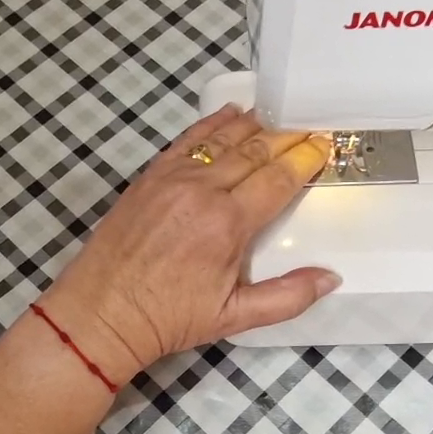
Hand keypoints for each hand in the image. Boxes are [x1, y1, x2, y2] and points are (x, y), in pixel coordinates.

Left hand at [35, 105, 338, 383]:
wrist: (101, 314)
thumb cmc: (167, 319)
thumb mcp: (234, 317)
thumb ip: (287, 297)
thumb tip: (331, 277)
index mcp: (227, 224)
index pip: (278, 178)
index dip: (306, 159)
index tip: (325, 147)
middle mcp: (201, 191)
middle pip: (255, 150)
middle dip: (288, 137)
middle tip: (310, 129)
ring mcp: (171, 179)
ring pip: (222, 139)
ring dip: (255, 125)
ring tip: (279, 118)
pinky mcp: (149, 177)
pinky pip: (187, 140)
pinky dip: (213, 124)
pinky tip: (231, 115)